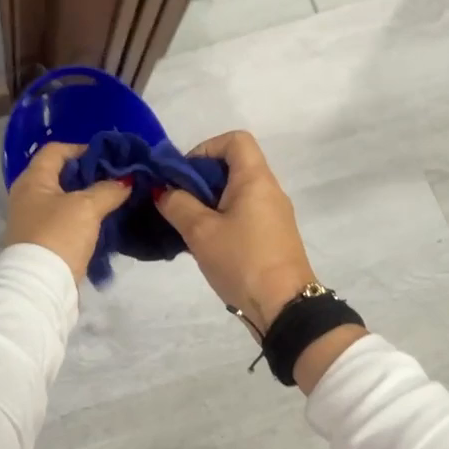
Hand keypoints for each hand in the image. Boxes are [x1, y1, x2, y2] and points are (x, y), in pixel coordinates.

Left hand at [5, 142, 132, 280]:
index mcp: (32, 180)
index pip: (56, 150)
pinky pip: (65, 220)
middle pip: (61, 174)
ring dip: (89, 198)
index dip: (82, 148)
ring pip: (65, 199)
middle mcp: (28, 196)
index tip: (109, 157)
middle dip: (90, 174)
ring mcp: (34, 220)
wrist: (40, 286)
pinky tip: (105, 221)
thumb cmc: (59, 236)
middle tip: (118, 178)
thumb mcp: (86, 208)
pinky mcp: (43, 241)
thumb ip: (108, 190)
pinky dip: (83, 218)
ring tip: (116, 198)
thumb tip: (126, 181)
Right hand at [155, 131, 317, 337]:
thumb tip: (163, 191)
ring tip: (184, 225)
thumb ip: (177, 204)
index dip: (205, 148)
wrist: (285, 308)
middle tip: (176, 202)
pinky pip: (242, 214)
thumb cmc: (242, 260)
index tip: (184, 175)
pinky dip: (220, 219)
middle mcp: (268, 190)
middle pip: (232, 166)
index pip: (235, 140)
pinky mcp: (271, 237)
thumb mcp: (200, 231)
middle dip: (199, 178)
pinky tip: (202, 243)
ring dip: (206, 202)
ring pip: (235, 192)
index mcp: (255, 179)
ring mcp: (272, 215)